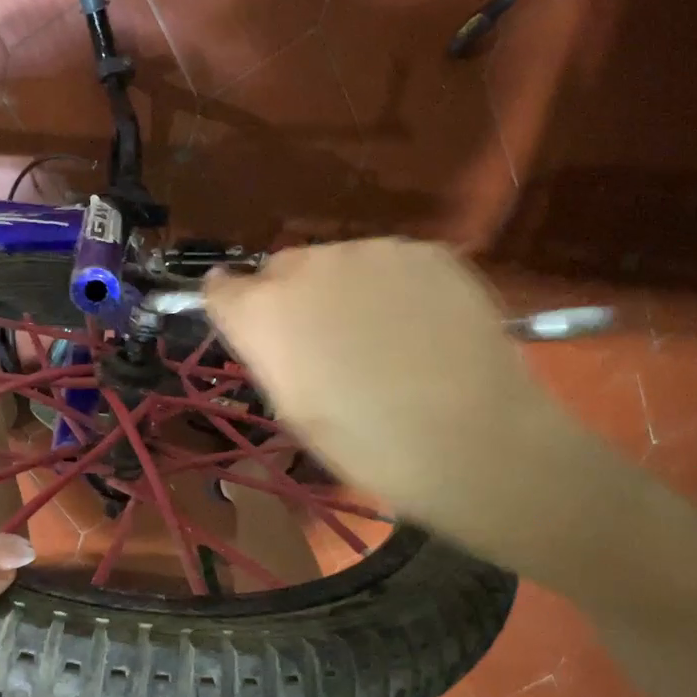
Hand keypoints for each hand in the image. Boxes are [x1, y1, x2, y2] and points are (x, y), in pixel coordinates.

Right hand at [205, 238, 602, 561]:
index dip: (234, 306)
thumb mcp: (295, 411)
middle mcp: (308, 267)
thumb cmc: (369, 446)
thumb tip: (269, 329)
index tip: (248, 323)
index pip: (221, 289)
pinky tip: (421, 327)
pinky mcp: (426, 251)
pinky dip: (394, 288)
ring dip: (344, 290)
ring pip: (339, 263)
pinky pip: (390, 264)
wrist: (474, 438)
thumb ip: (272, 355)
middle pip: (281, 269)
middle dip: (291, 297)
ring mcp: (372, 252)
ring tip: (382, 338)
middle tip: (325, 343)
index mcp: (264, 314)